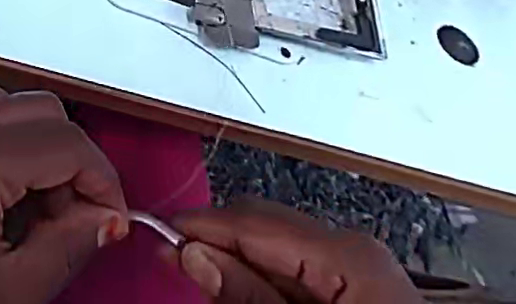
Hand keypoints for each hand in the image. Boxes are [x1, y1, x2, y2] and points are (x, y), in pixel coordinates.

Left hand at [0, 74, 127, 303]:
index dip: (104, 182)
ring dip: (38, 141)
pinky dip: (1, 124)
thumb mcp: (10, 288)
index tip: (111, 222)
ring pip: (12, 100)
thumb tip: (106, 218)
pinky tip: (2, 174)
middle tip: (75, 218)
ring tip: (37, 204)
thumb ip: (68, 245)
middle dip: (73, 159)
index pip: (69, 143)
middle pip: (45, 111)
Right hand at [167, 199, 421, 303]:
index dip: (199, 227)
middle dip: (217, 245)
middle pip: (257, 224)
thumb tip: (193, 254)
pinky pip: (293, 266)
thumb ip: (252, 297)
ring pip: (270, 244)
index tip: (158, 236)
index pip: (250, 220)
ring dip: (238, 265)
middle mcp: (351, 246)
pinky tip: (249, 296)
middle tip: (180, 270)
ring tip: (217, 290)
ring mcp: (357, 265)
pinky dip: (264, 280)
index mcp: (348, 253)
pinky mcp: (357, 285)